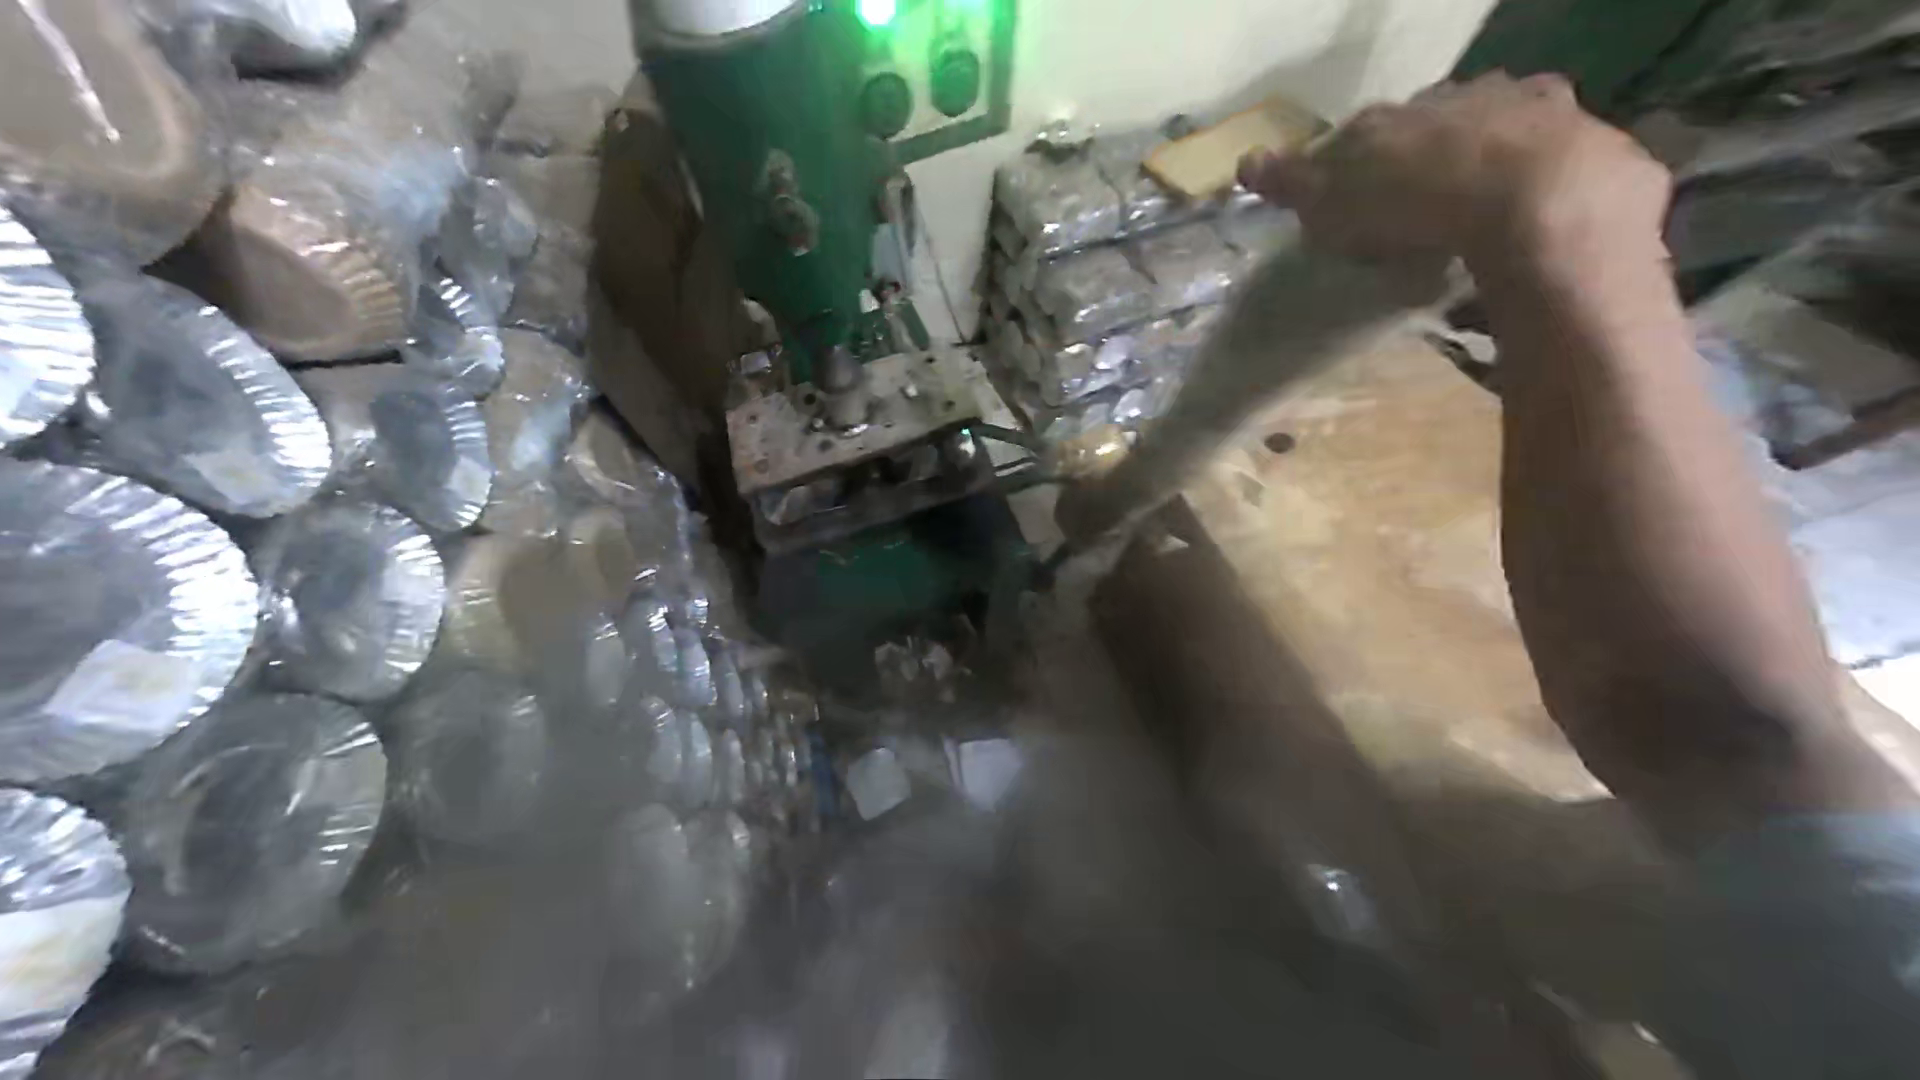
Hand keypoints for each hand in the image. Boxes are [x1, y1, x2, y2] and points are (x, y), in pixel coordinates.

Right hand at [1238, 73, 1672, 268]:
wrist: (1535, 203)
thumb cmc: (1415, 202)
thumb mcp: (1332, 202)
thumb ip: (1291, 182)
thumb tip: (1242, 161)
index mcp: (1403, 113)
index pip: (1368, 129)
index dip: (1357, 159)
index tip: (1354, 192)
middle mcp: (1470, 95)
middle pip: (1436, 120)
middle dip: (1425, 150)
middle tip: (1414, 196)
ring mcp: (1536, 110)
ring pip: (1499, 126)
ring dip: (1485, 153)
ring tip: (1472, 203)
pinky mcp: (1588, 139)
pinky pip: (1554, 156)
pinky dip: (1538, 175)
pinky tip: (1526, 210)